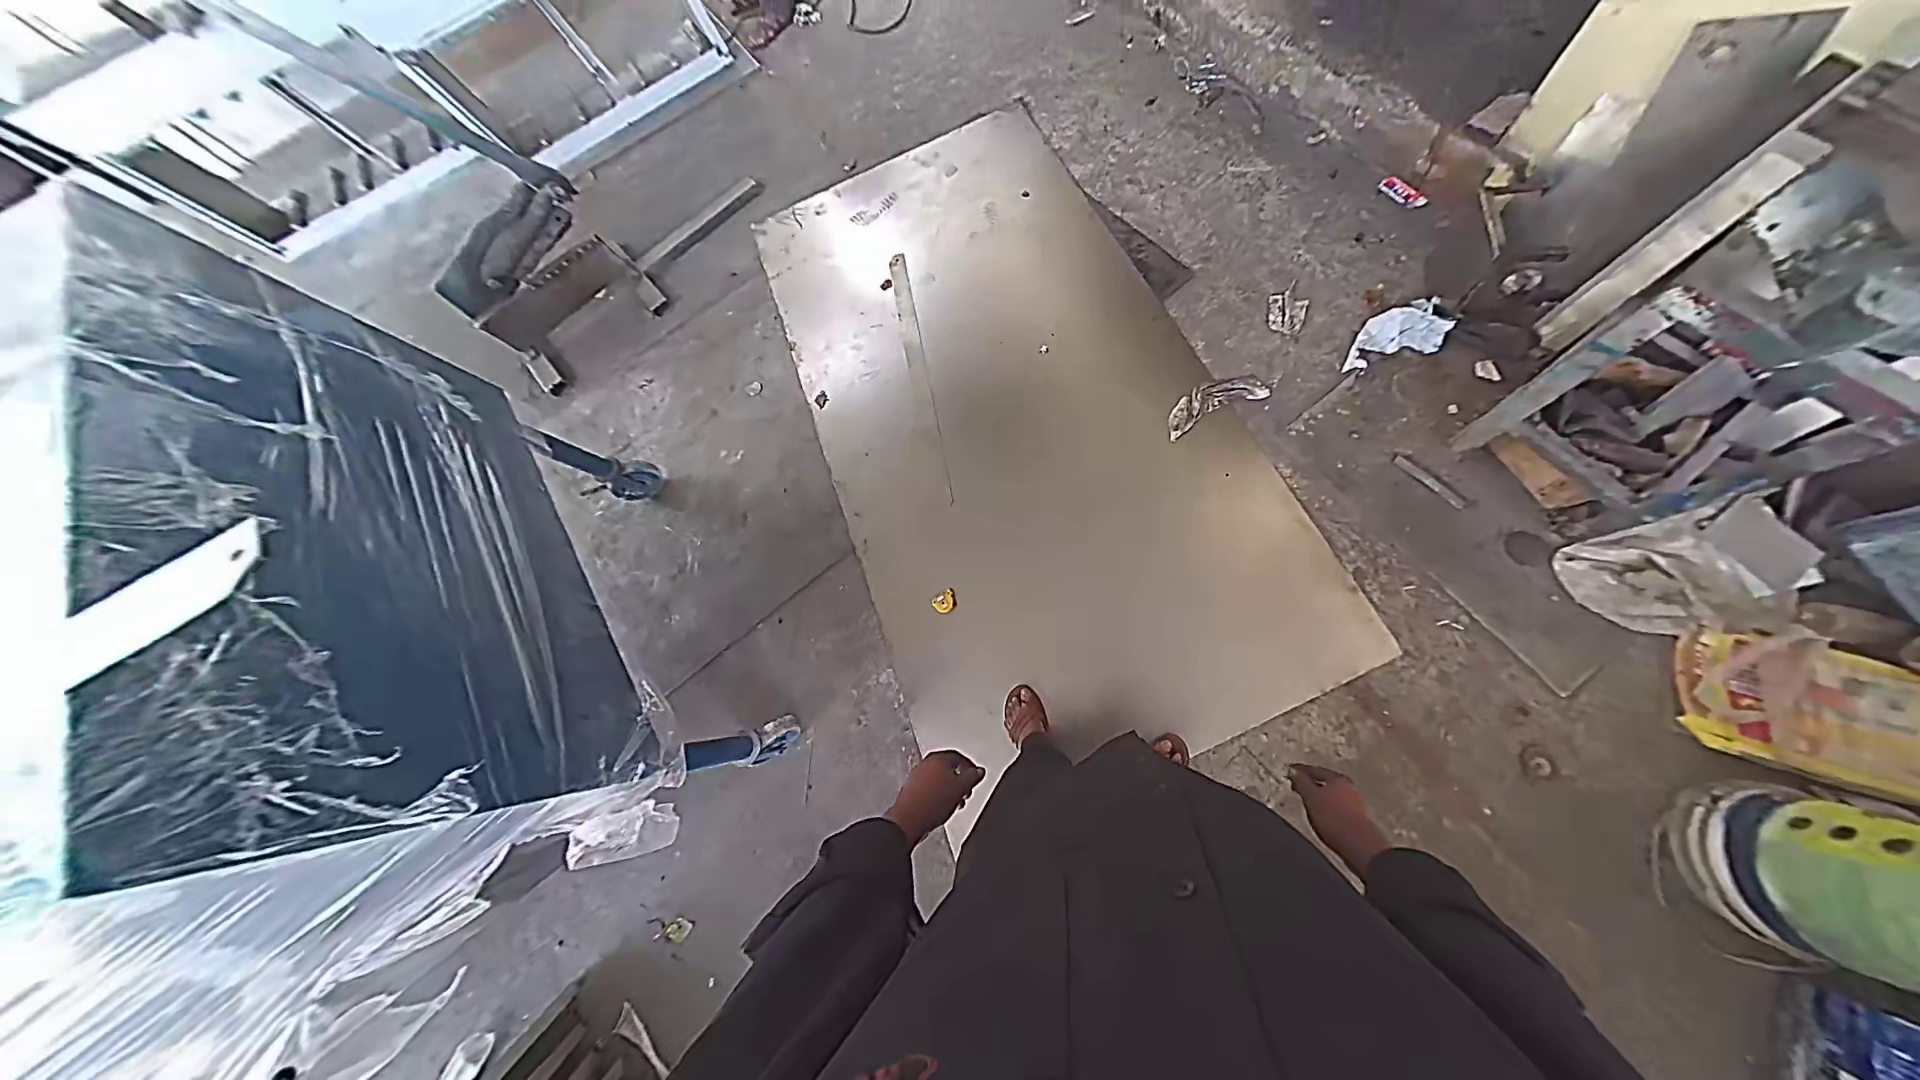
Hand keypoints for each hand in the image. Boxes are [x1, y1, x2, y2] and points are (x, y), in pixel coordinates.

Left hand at [885, 750, 986, 844]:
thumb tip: (979, 771)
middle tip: (966, 791)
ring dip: (950, 788)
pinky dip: (938, 794)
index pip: (959, 757)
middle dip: (960, 780)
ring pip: (939, 778)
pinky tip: (942, 806)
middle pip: (948, 767)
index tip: (976, 776)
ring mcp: (917, 775)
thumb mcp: (960, 789)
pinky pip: (930, 787)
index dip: (970, 767)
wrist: (909, 819)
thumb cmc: (932, 803)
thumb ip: (972, 777)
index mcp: (938, 758)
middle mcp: (926, 764)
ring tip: (956, 802)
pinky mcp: (912, 788)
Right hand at [1288, 763, 1391, 875]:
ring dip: (1322, 798)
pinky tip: (1325, 818)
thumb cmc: (1335, 819)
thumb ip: (1301, 782)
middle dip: (1312, 784)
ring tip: (1310, 805)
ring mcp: (1358, 805)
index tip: (1290, 772)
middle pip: (1327, 782)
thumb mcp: (1311, 798)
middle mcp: (1351, 788)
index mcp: (1338, 779)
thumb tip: (1294, 772)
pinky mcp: (1361, 821)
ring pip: (1334, 796)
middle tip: (1298, 787)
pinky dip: (1330, 810)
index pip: (1315, 770)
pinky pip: (1340, 809)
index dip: (1300, 771)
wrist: (1362, 847)